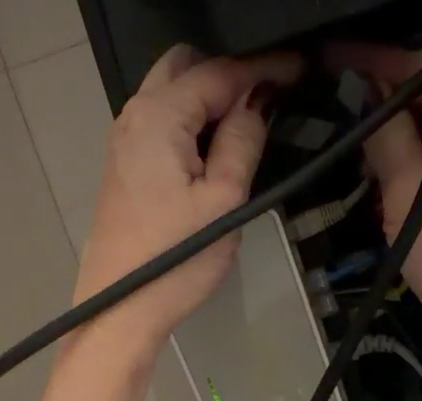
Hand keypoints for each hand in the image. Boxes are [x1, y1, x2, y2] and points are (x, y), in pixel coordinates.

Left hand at [73, 46, 301, 348]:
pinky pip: (161, 124)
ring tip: (249, 123)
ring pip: (170, 94)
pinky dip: (190, 122)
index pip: (219, 72)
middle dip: (228, 75)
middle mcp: (135, 115)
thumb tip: (257, 102)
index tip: (301, 71)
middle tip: (270, 99)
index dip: (264, 68)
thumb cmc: (176, 262)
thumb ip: (243, 140)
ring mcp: (125, 142)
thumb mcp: (224, 200)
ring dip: (208, 99)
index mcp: (160, 116)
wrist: (120, 311)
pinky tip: (216, 148)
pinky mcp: (125, 168)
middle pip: (185, 67)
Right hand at [329, 46, 421, 346]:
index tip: (329, 62)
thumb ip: (384, 132)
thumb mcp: (408, 188)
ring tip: (352, 157)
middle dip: (384, 106)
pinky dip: (411, 166)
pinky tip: (379, 184)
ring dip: (394, 142)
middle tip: (335, 118)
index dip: (374, 63)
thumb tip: (364, 89)